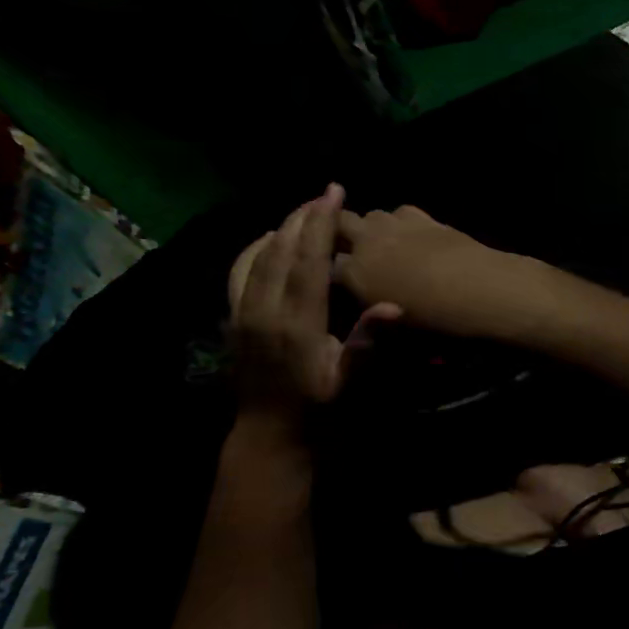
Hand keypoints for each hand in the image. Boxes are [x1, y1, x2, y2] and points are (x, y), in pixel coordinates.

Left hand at [228, 185, 399, 418]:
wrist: (268, 435)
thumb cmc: (316, 410)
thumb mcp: (347, 383)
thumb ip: (367, 343)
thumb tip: (394, 306)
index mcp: (297, 323)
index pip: (308, 260)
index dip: (320, 223)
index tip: (333, 193)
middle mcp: (265, 310)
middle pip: (280, 249)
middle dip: (302, 216)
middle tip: (323, 194)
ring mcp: (244, 313)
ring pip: (258, 256)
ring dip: (281, 228)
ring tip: (303, 211)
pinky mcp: (234, 319)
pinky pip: (239, 272)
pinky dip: (254, 248)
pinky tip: (268, 240)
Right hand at [334, 206, 549, 339]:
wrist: (482, 292)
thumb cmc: (436, 325)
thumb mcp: (395, 337)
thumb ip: (372, 322)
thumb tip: (366, 318)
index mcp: (354, 274)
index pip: (322, 264)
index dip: (325, 272)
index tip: (331, 283)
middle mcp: (367, 243)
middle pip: (337, 223)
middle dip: (336, 234)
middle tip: (345, 254)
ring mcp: (396, 225)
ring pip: (369, 214)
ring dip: (369, 228)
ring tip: (378, 246)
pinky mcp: (424, 218)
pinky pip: (400, 212)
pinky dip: (399, 223)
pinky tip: (409, 237)